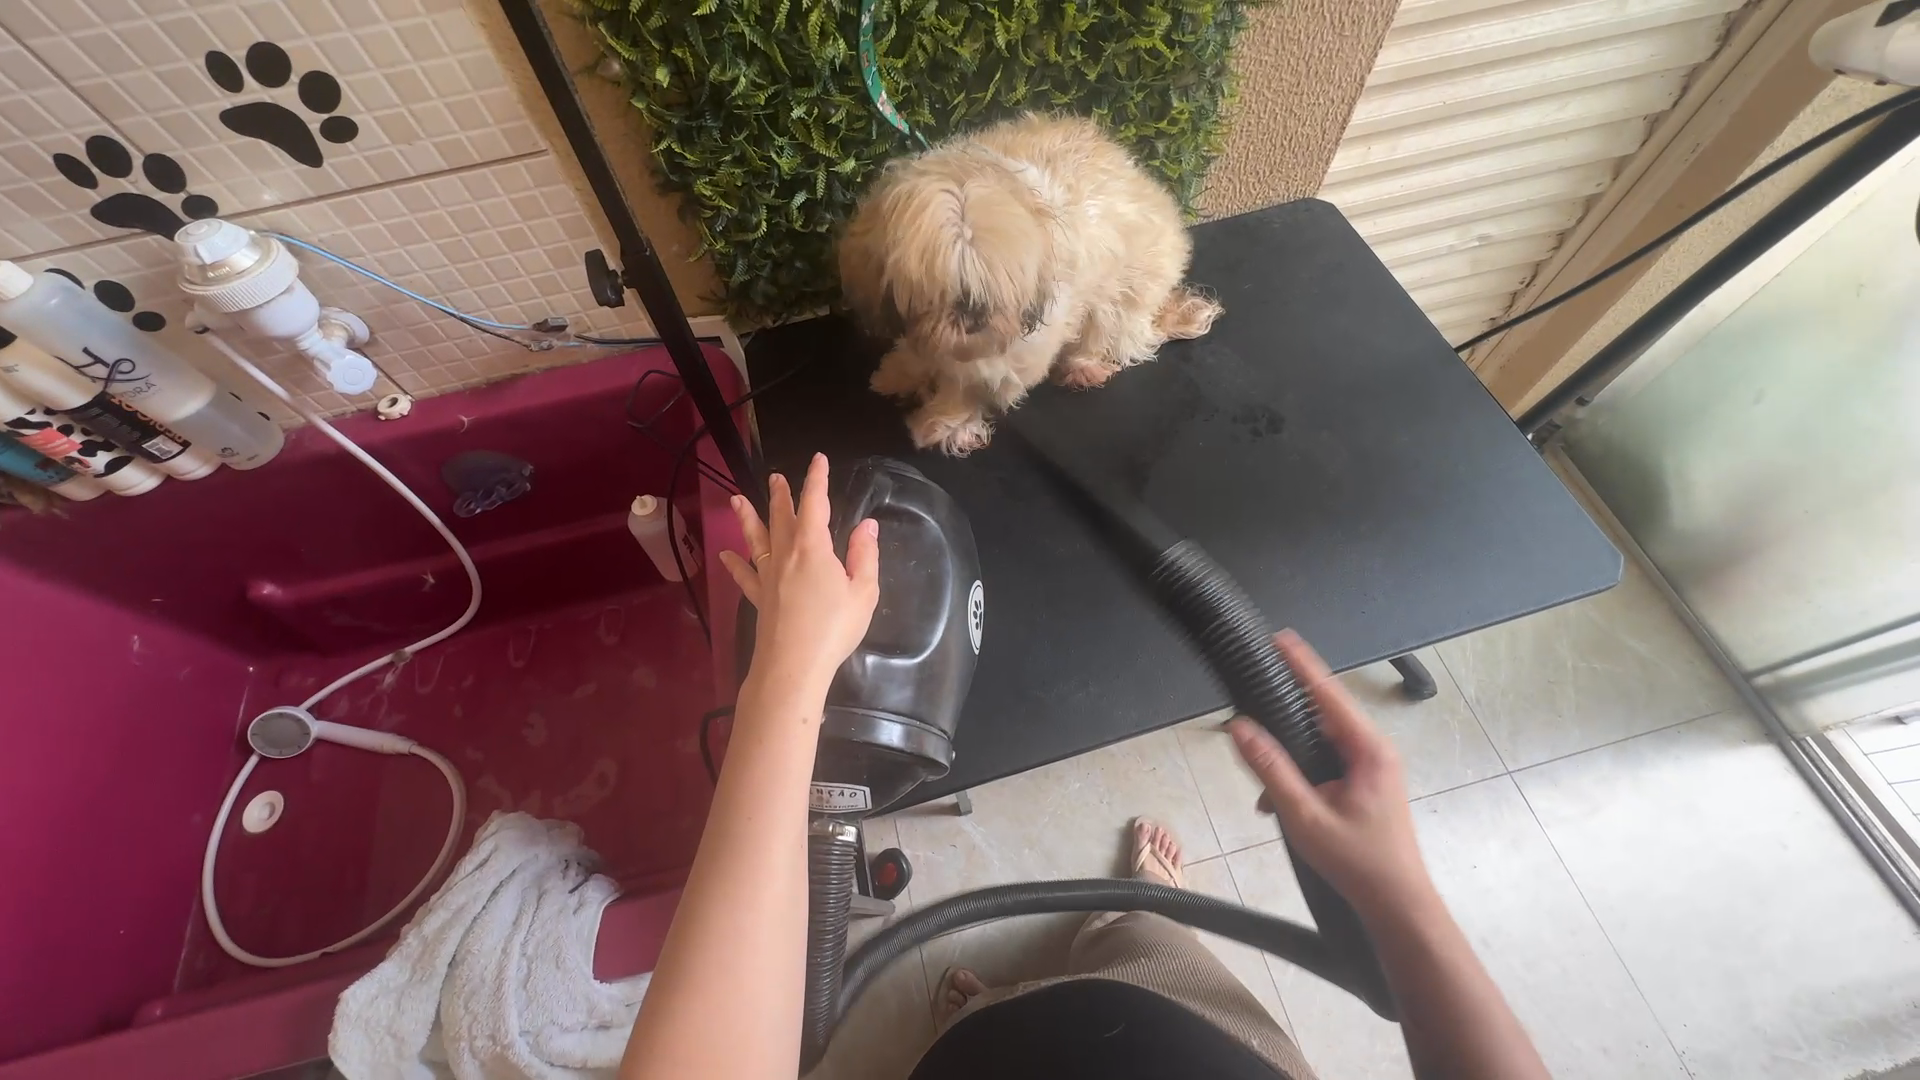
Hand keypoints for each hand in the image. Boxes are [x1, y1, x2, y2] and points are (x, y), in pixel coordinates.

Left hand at [718, 454, 879, 692]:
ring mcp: (767, 576)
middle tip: (775, 476)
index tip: (818, 460)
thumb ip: (864, 556)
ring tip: (736, 500)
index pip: (814, 504)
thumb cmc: (833, 628)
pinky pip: (744, 574)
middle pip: (781, 517)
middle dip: (781, 495)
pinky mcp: (758, 597)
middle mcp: (785, 555)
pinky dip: (734, 562)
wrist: (793, 665)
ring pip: (756, 539)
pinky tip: (725, 554)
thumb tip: (866, 526)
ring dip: (748, 518)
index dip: (816, 480)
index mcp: (813, 547)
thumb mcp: (862, 591)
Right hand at [1228, 630, 1436, 923]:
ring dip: (1286, 752)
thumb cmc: (1357, 863)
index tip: (1279, 637)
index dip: (1301, 664)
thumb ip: (1270, 768)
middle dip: (1283, 711)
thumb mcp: (1305, 816)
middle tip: (1250, 696)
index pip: (1328, 693)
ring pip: (1318, 740)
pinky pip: (1323, 760)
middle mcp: (1374, 750)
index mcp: (1369, 750)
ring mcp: (1370, 767)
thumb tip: (1239, 727)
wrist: (1397, 908)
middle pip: (1321, 713)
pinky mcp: (1363, 782)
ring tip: (1259, 774)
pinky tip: (1273, 798)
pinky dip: (1297, 772)